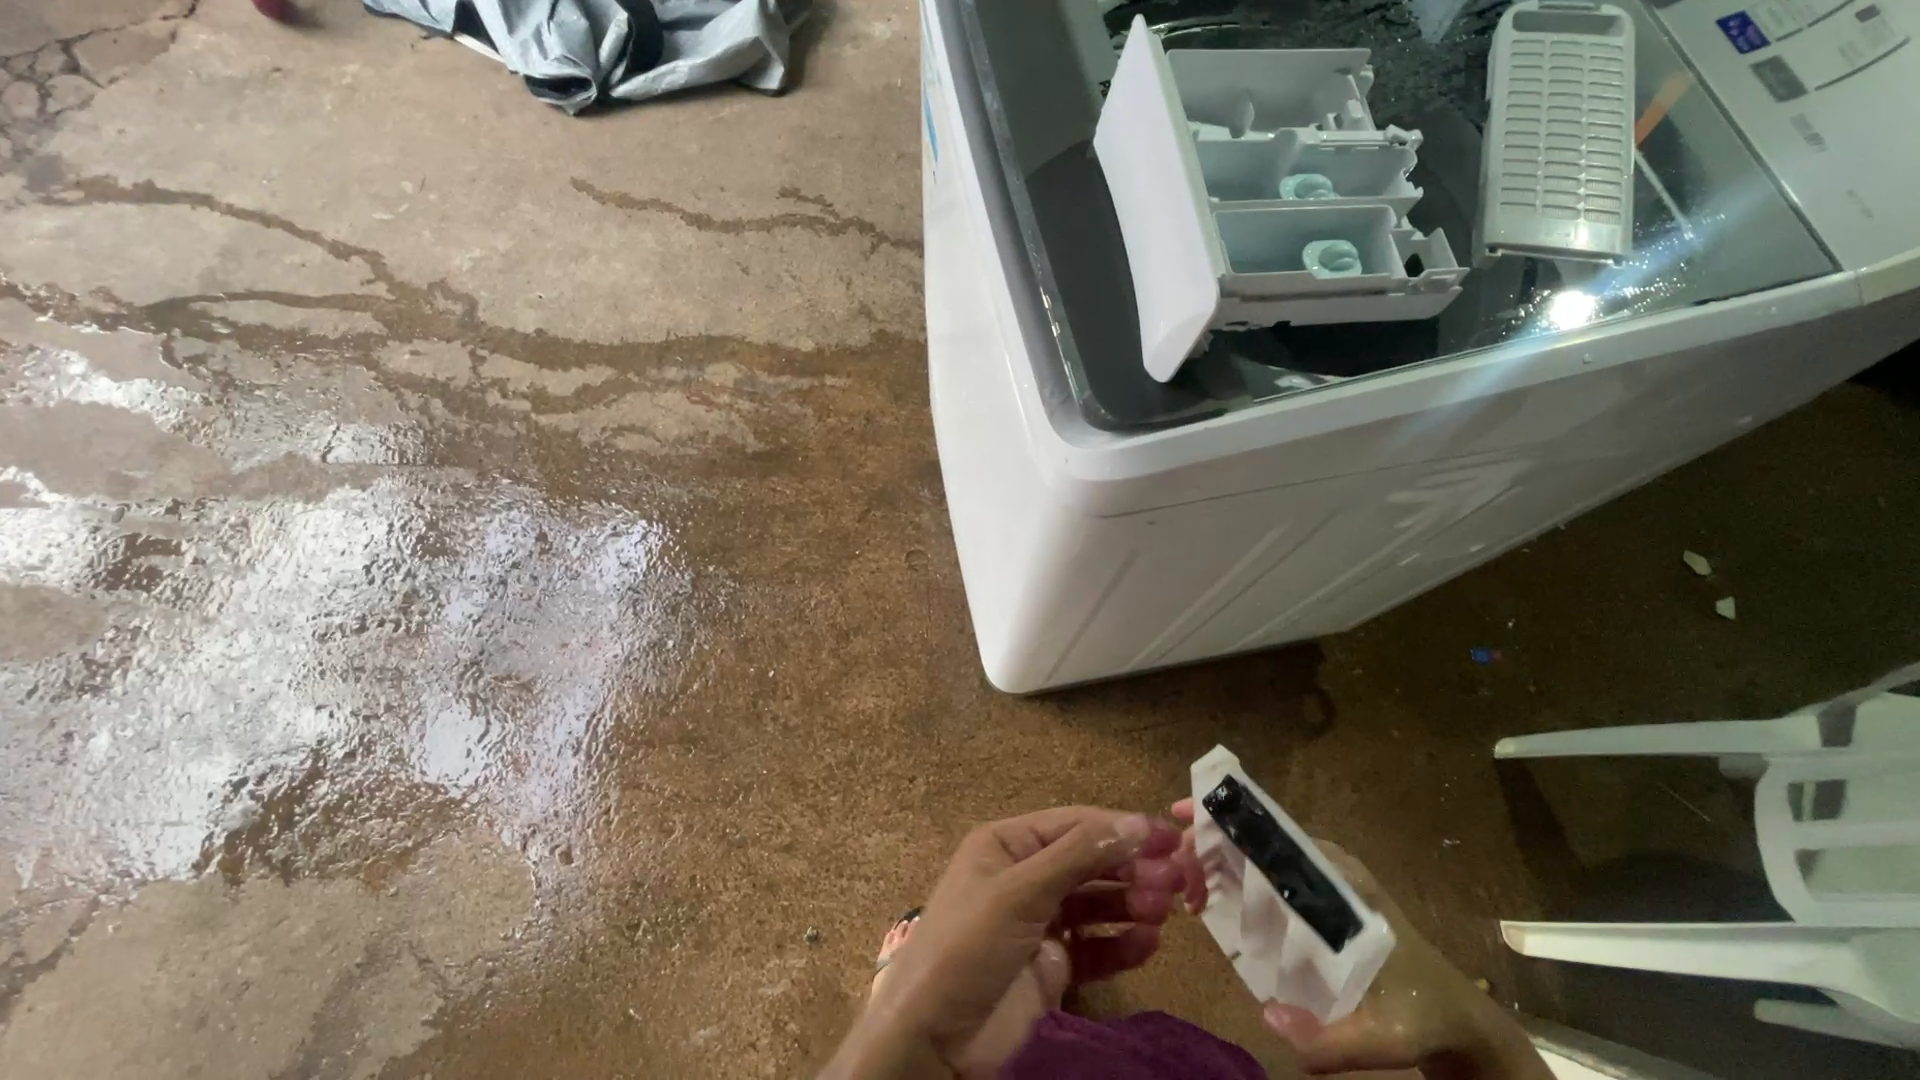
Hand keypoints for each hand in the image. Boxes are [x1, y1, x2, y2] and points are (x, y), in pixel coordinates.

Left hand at [822, 806, 1184, 1079]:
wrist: (935, 1040)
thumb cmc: (968, 947)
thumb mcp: (1018, 892)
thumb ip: (1079, 855)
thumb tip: (1137, 822)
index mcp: (1008, 844)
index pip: (1075, 824)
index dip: (1122, 828)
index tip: (1170, 839)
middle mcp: (1025, 876)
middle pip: (1090, 862)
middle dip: (1131, 867)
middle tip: (1176, 882)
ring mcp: (1040, 923)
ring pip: (1098, 902)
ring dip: (1132, 902)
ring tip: (1162, 912)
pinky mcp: (1053, 966)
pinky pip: (1097, 947)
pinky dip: (1123, 943)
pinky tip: (1147, 944)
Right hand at [1170, 800, 1549, 1079]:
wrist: (1458, 1020)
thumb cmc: (1422, 1018)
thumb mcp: (1387, 1039)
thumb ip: (1332, 1039)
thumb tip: (1267, 1015)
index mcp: (1344, 884)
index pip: (1278, 836)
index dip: (1228, 821)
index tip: (1183, 818)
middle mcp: (1330, 871)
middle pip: (1258, 839)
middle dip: (1209, 843)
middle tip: (1173, 873)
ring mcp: (1322, 883)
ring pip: (1256, 853)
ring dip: (1214, 858)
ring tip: (1183, 887)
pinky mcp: (1316, 899)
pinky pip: (1263, 873)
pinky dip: (1229, 875)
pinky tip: (1204, 897)